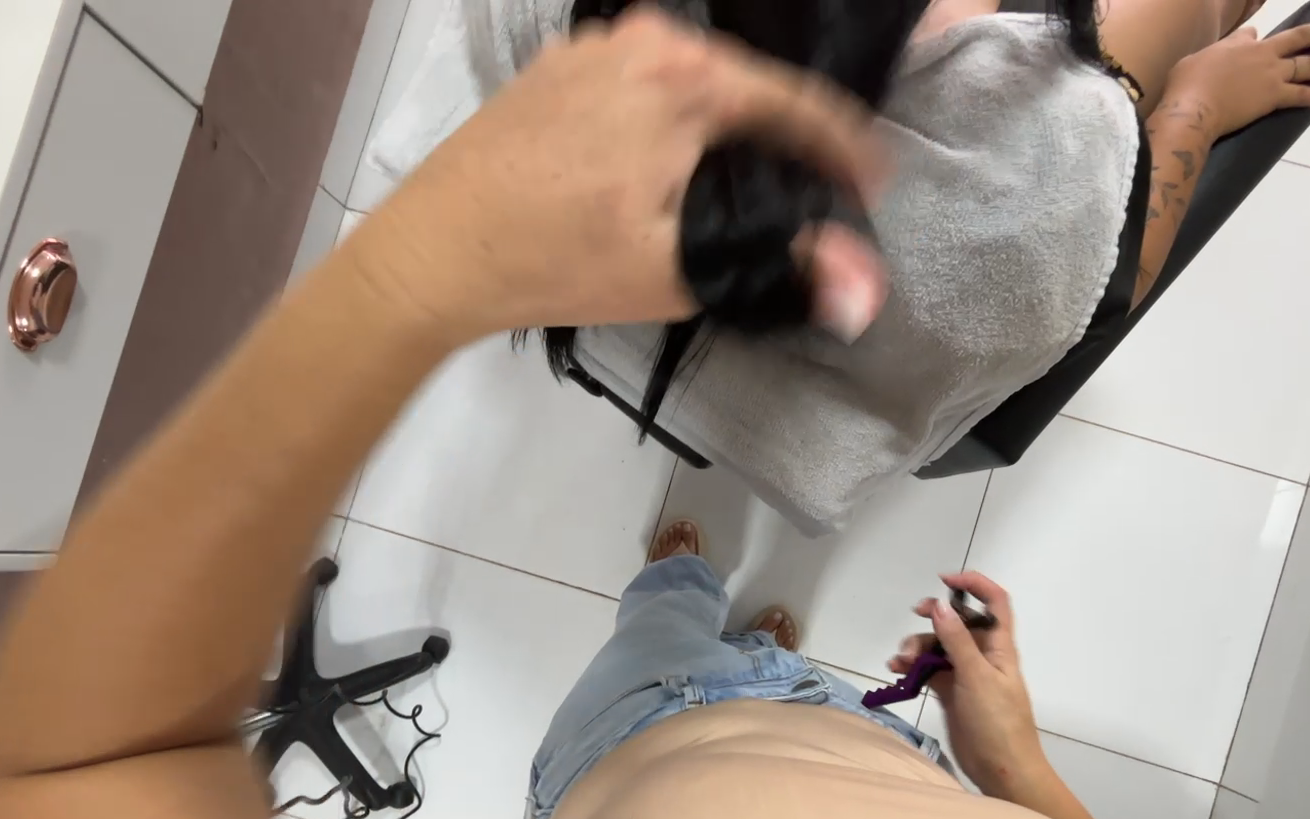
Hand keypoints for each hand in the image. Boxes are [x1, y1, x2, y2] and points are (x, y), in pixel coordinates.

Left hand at [350, 8, 890, 346]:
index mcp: (683, 77)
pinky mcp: (562, 70)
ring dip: (730, 136)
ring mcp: (595, 47)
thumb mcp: (675, 274)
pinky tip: (674, 170)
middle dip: (786, 143)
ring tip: (746, 189)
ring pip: (696, 89)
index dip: (844, 150)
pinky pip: (648, 90)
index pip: (796, 105)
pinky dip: (679, 127)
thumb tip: (864, 289)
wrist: (437, 251)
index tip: (873, 183)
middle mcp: (643, 39)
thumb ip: (776, 269)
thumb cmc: (557, 263)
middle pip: (747, 89)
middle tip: (808, 196)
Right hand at [890, 572, 1048, 797]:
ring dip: (918, 646)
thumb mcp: (976, 677)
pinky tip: (898, 671)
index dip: (974, 584)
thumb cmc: (998, 722)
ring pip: (939, 646)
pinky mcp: (951, 692)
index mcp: (999, 646)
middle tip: (916, 614)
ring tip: (901, 659)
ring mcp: (966, 674)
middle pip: (958, 622)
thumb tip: (942, 606)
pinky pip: (929, 670)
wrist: (1002, 770)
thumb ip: (957, 640)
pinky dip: (913, 667)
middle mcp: (983, 655)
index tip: (944, 580)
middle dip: (935, 616)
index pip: (994, 602)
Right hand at [1165, 16, 1309, 137]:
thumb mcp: (1192, 61)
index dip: (1253, 39)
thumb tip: (1224, 52)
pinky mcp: (1272, 97)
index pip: (1253, 36)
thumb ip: (1213, 54)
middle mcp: (1263, 54)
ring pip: (1309, 66)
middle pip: (1299, 38)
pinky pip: (1299, 95)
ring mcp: (1271, 75)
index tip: (1255, 40)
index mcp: (1241, 45)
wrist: (1192, 109)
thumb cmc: (1184, 87)